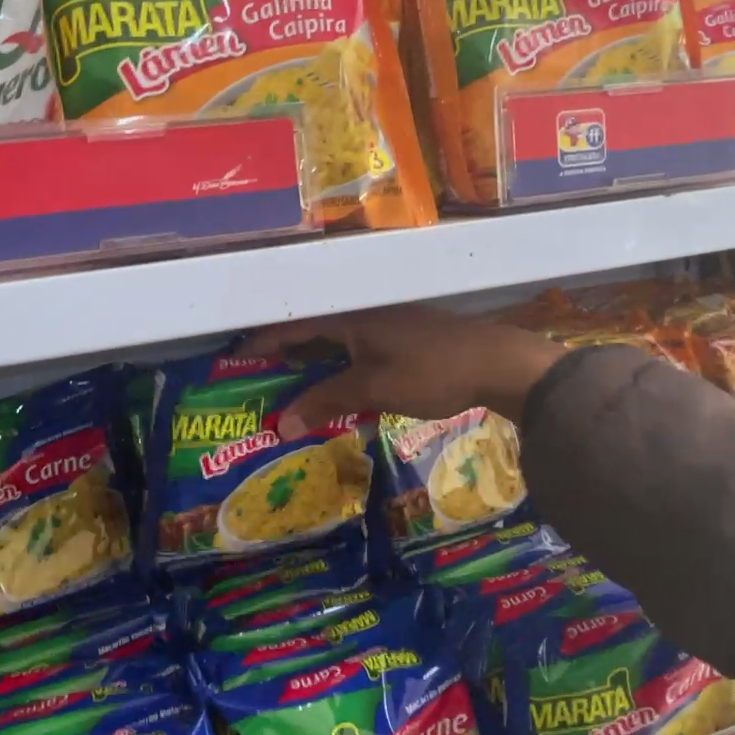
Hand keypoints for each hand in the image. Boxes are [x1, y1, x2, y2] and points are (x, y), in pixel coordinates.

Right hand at [237, 306, 569, 435]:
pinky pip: (356, 347)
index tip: (235, 360)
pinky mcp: (405, 335)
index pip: (292, 324)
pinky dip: (338, 364)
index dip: (262, 342)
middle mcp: (364, 310)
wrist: (499, 364)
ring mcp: (387, 321)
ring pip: (336, 339)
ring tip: (290, 386)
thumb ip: (326, 401)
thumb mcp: (373, 388)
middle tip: (259, 378)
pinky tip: (338, 386)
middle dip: (284, 353)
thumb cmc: (430, 370)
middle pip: (312, 329)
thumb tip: (281, 425)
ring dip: (312, 361)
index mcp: (350, 315)